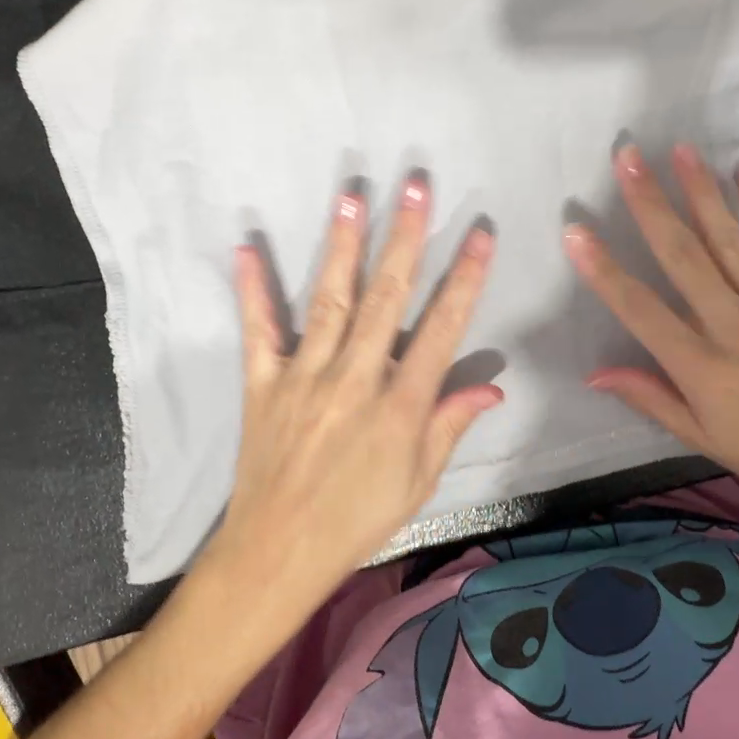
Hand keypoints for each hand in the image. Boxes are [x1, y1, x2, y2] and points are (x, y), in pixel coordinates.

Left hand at [219, 173, 501, 592]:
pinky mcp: (262, 383)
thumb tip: (492, 384)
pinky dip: (253, 289)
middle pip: (387, 298)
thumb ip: (450, 425)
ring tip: (352, 196)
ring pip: (330, 300)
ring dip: (344, 246)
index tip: (479, 234)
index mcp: (400, 405)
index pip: (442, 330)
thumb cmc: (358, 520)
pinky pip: (259, 331)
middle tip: (416, 185)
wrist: (278, 553)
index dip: (465, 279)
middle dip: (406, 237)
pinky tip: (246, 247)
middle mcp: (355, 379)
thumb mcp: (419, 482)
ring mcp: (304, 377)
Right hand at [563, 143, 738, 504]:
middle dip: (650, 204)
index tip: (575, 232)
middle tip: (626, 158)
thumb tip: (594, 372)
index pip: (641, 310)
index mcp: (701, 366)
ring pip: (728, 239)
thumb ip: (648, 397)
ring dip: (700, 191)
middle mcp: (733, 325)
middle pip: (683, 256)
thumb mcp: (699, 436)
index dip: (604, 272)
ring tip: (678, 150)